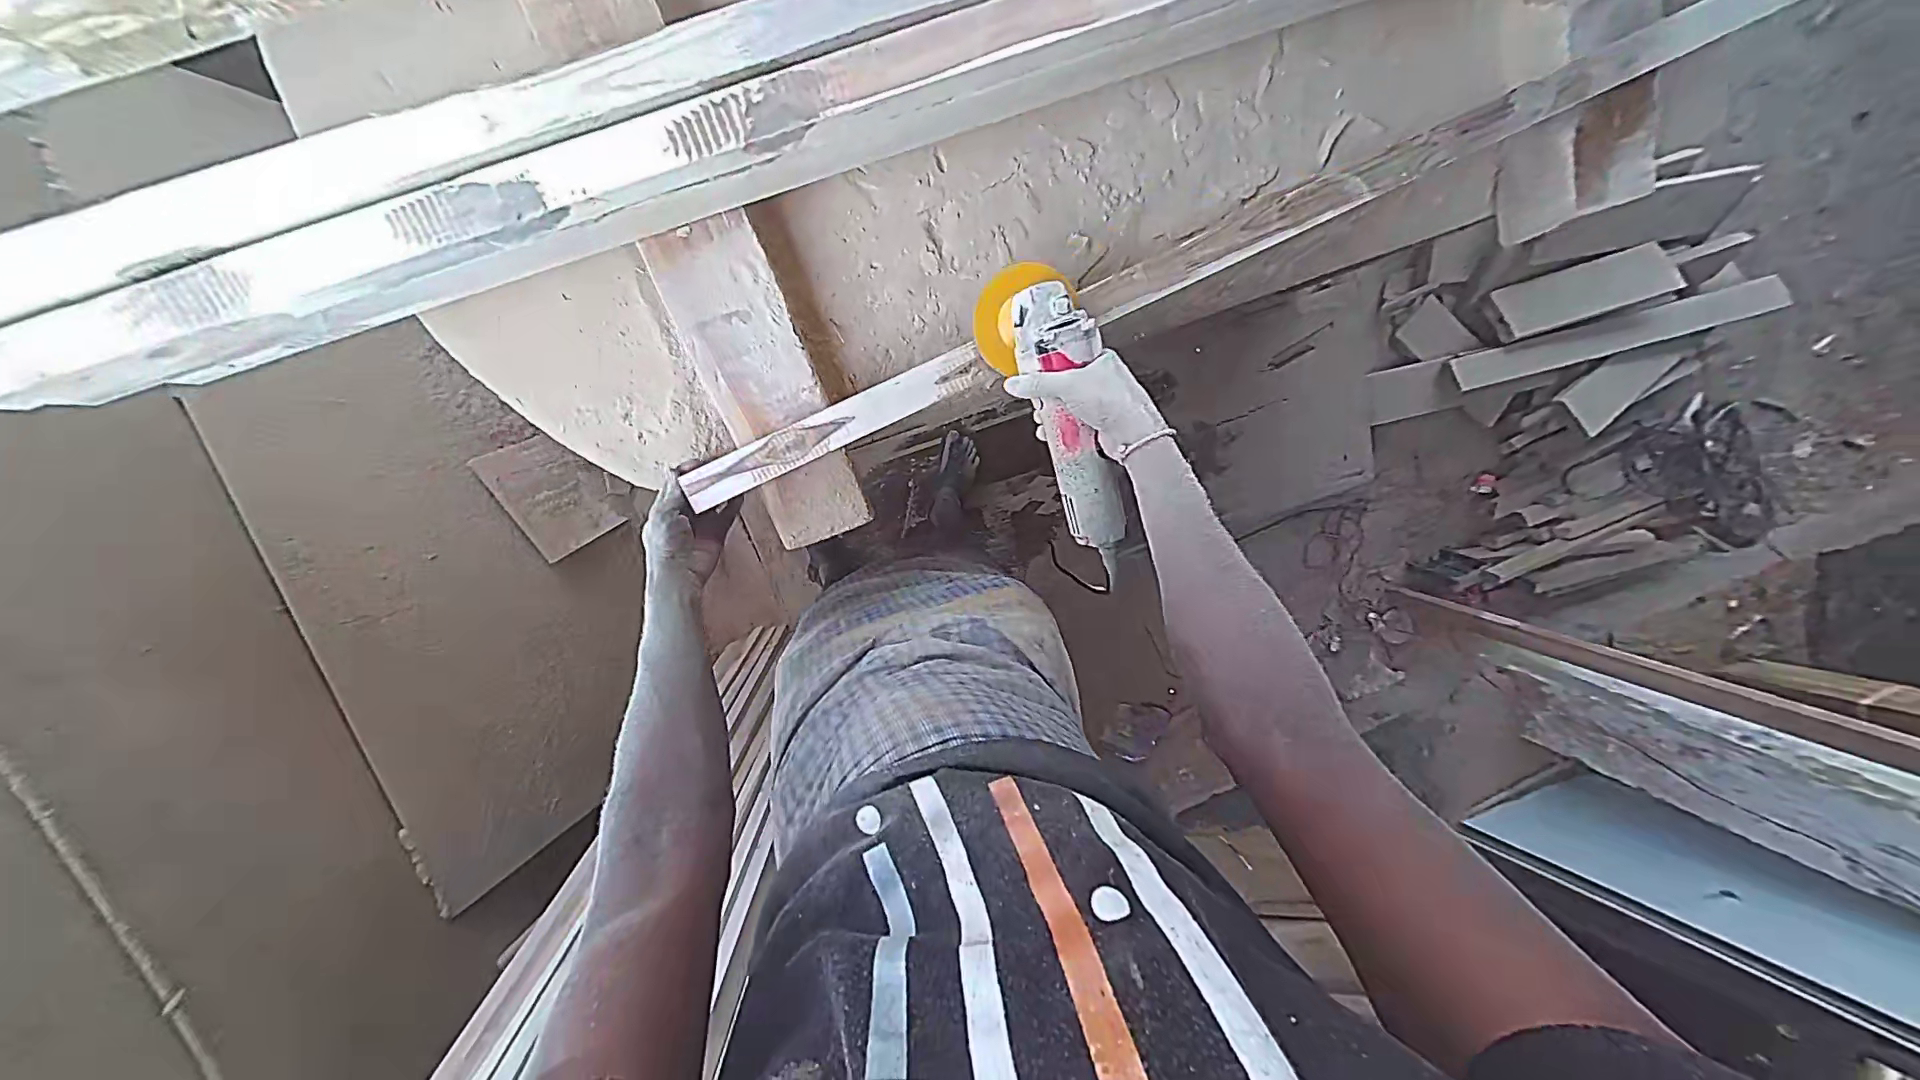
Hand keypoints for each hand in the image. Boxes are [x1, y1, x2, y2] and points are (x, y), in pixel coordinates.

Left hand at [640, 467, 738, 588]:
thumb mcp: (663, 513)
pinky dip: (734, 502)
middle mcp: (683, 514)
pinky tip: (740, 492)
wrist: (679, 574)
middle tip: (720, 465)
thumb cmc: (664, 547)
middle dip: (707, 477)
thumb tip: (677, 470)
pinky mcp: (716, 532)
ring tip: (731, 475)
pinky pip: (727, 513)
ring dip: (721, 487)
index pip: (677, 484)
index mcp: (665, 508)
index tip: (700, 463)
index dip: (688, 472)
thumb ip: (673, 492)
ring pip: (713, 499)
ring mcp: (701, 523)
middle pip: (697, 489)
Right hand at [1002, 349, 1168, 458]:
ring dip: (1054, 414)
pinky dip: (1064, 429)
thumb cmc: (1114, 402)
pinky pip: (1076, 423)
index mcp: (1100, 359)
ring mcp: (1102, 402)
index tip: (1035, 374)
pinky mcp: (1100, 423)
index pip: (1068, 356)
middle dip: (1048, 397)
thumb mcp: (1067, 385)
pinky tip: (1055, 433)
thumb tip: (1016, 383)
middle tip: (1039, 401)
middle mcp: (1102, 379)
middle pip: (1065, 384)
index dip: (1050, 366)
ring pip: (1069, 406)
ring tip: (1044, 419)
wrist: (1132, 434)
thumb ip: (1038, 384)